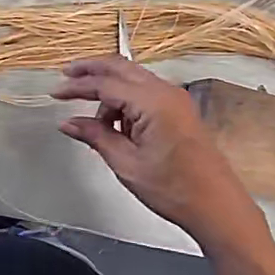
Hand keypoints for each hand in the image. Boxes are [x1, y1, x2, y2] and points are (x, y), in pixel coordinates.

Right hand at [52, 56, 266, 252]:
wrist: (219, 208)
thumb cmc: (173, 189)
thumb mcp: (125, 163)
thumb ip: (95, 135)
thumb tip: (67, 123)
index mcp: (153, 103)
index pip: (104, 83)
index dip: (76, 86)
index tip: (54, 93)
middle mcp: (166, 92)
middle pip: (120, 66)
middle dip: (90, 69)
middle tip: (66, 76)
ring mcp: (176, 100)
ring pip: (132, 77)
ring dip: (108, 86)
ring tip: (89, 114)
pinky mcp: (180, 111)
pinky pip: (145, 92)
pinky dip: (124, 97)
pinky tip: (114, 121)